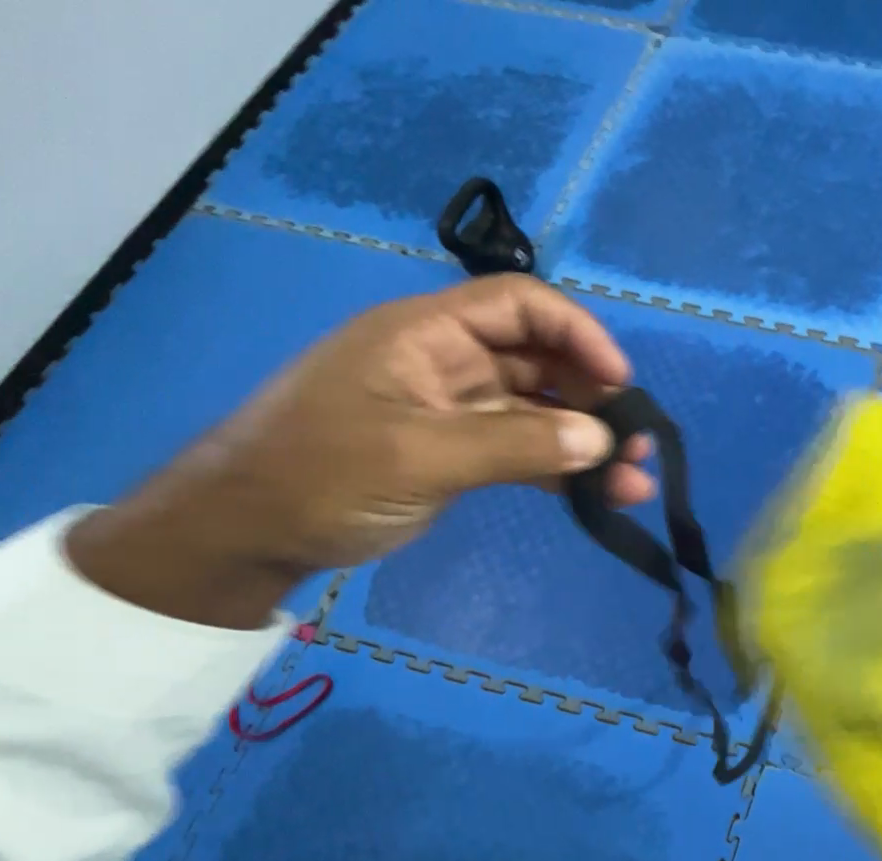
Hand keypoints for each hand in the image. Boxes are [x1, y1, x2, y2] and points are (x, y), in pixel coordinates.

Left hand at [67, 275, 654, 628]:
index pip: (522, 305)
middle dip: (597, 397)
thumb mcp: (419, 456)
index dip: (579, 333)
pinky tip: (605, 496)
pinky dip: (566, 470)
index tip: (620, 382)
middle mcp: (449, 361)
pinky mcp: (461, 453)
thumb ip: (517, 444)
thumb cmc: (319, 475)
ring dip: (590, 440)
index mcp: (428, 333)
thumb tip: (603, 440)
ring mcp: (457, 409)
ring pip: (543, 410)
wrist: (243, 535)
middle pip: (543, 359)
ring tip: (634, 479)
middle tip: (638, 442)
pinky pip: (528, 450)